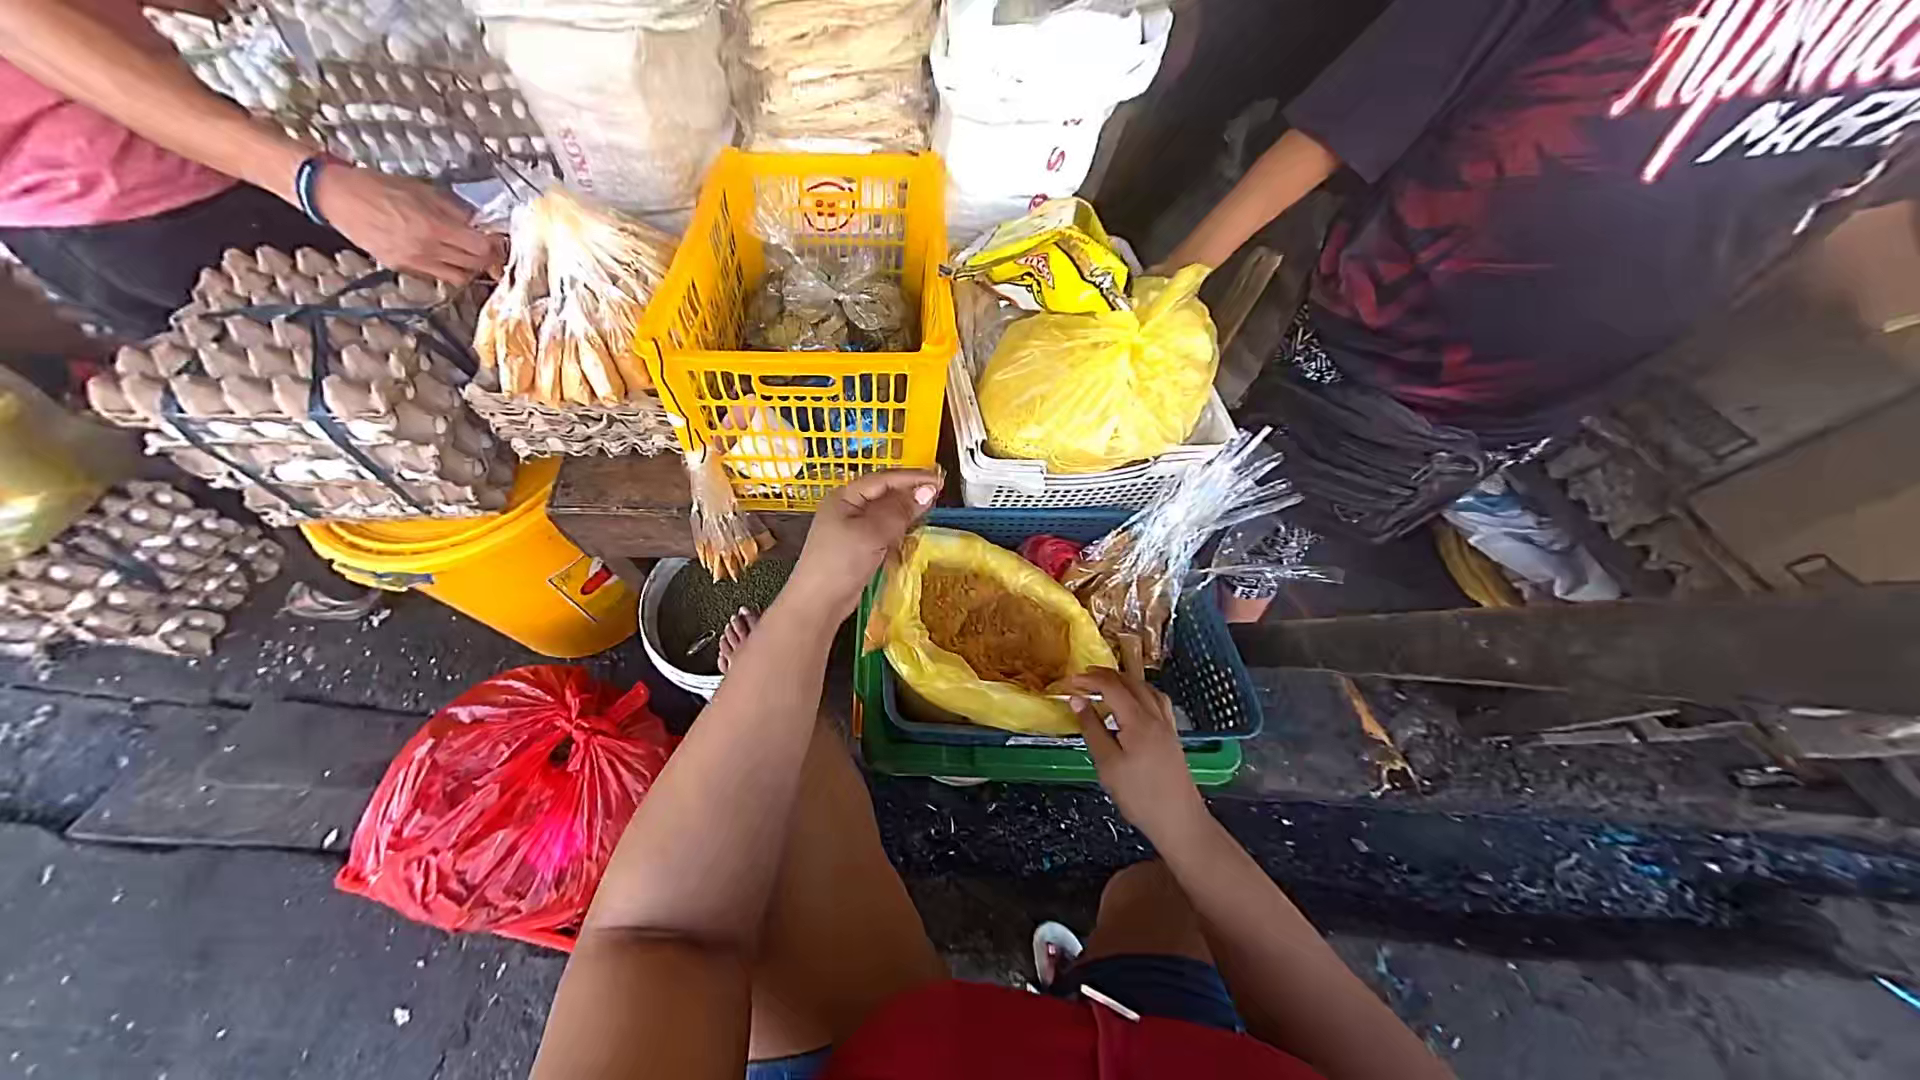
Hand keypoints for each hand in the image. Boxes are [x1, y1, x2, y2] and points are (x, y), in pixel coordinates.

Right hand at [312, 165, 497, 282]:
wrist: (336, 194)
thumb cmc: (379, 187)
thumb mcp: (424, 191)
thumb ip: (457, 211)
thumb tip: (482, 224)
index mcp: (434, 227)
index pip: (481, 249)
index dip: (494, 246)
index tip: (497, 240)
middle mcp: (427, 249)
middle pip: (475, 265)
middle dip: (487, 258)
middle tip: (488, 249)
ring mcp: (414, 262)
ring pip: (460, 277)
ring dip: (470, 268)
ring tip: (467, 255)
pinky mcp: (402, 268)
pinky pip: (438, 276)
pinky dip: (448, 269)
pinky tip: (445, 257)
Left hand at [788, 468, 941, 617]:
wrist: (818, 603)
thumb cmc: (839, 563)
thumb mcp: (872, 533)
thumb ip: (899, 511)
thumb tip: (927, 491)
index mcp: (845, 497)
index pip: (883, 479)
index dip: (912, 477)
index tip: (938, 479)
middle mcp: (848, 508)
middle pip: (884, 494)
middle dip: (910, 492)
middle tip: (938, 493)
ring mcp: (852, 529)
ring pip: (886, 513)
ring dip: (907, 511)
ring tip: (931, 510)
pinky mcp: (859, 548)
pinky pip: (884, 531)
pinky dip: (900, 529)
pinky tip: (914, 531)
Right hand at [1070, 668, 1207, 839]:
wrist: (1179, 821)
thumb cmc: (1139, 796)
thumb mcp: (1107, 764)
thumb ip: (1092, 728)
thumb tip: (1078, 700)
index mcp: (1138, 720)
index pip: (1112, 687)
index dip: (1090, 680)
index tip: (1070, 681)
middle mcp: (1155, 716)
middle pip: (1130, 682)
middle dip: (1105, 675)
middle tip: (1083, 678)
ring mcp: (1167, 725)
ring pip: (1146, 688)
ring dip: (1124, 680)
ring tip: (1105, 684)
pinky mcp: (1172, 735)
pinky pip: (1157, 700)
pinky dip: (1141, 691)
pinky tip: (1134, 701)